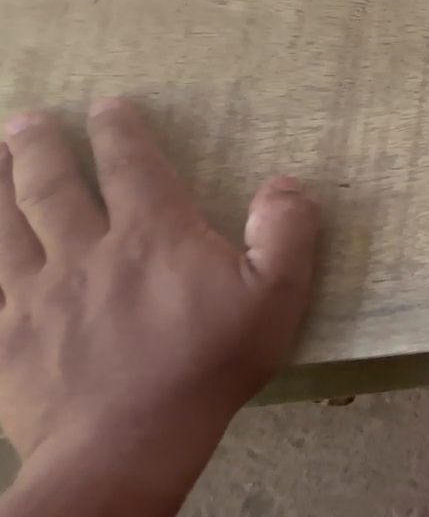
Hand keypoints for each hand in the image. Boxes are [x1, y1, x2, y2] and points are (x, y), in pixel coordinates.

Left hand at [0, 97, 319, 513]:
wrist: (128, 438)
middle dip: (38, 148)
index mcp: (156, 238)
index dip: (121, 133)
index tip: (110, 104)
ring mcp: (35, 294)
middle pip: (51, 189)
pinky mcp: (3, 334)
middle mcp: (89, 254)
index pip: (134, 170)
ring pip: (2, 227)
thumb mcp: (279, 292)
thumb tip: (284, 181)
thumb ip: (286, 230)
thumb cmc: (214, 359)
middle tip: (26, 118)